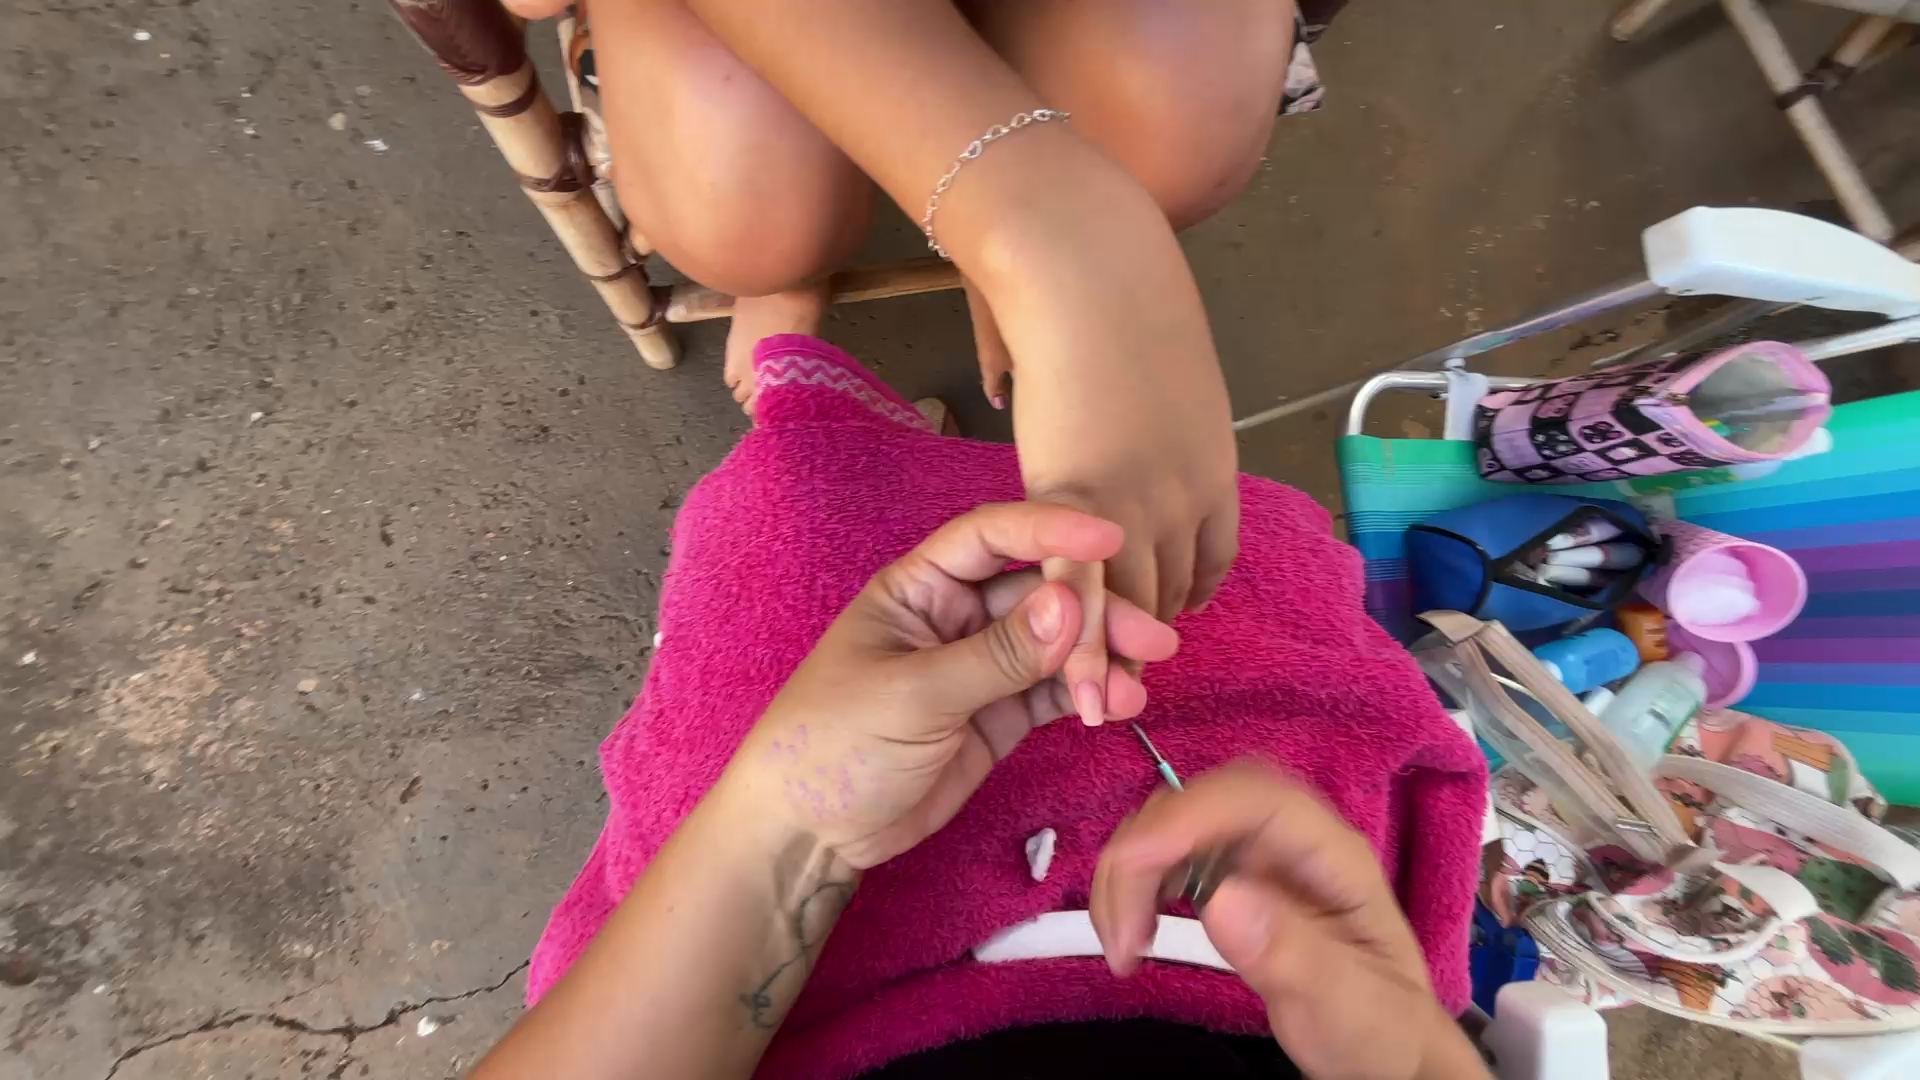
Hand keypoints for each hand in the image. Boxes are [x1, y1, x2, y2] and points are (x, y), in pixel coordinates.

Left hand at [729, 502, 1179, 869]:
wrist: (812, 832)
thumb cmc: (836, 743)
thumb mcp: (913, 695)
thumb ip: (995, 654)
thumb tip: (1068, 604)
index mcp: (920, 585)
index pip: (990, 537)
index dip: (1049, 530)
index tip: (1110, 539)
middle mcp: (956, 614)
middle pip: (1035, 593)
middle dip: (1092, 611)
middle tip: (1151, 636)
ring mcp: (982, 664)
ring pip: (1053, 644)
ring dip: (1098, 657)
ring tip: (1137, 682)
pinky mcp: (999, 712)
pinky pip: (1051, 692)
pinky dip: (1085, 695)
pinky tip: (1118, 705)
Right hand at [967, 178, 1239, 726]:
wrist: (1090, 265)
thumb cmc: (1109, 298)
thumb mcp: (1146, 367)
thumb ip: (1114, 407)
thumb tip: (1046, 398)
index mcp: (1210, 462)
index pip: (1209, 555)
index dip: (1187, 593)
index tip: (1167, 613)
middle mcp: (1189, 493)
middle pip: (1172, 587)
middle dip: (1151, 637)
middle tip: (1128, 678)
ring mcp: (1143, 500)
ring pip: (1133, 600)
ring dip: (1115, 657)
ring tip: (1100, 711)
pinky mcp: (1087, 501)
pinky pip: (1085, 589)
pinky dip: (1080, 645)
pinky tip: (1072, 691)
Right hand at [1091, 762, 1488, 1079]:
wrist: (1383, 1048)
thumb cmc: (1379, 1030)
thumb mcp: (1354, 1011)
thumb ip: (1297, 957)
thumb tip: (1220, 899)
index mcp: (1327, 849)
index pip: (1253, 798)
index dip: (1189, 814)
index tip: (1138, 862)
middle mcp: (1279, 834)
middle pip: (1196, 803)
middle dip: (1145, 851)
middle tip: (1124, 930)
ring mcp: (1246, 847)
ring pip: (1165, 825)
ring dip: (1127, 874)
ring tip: (1122, 946)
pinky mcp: (1217, 868)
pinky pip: (1158, 854)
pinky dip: (1129, 886)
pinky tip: (1130, 930)